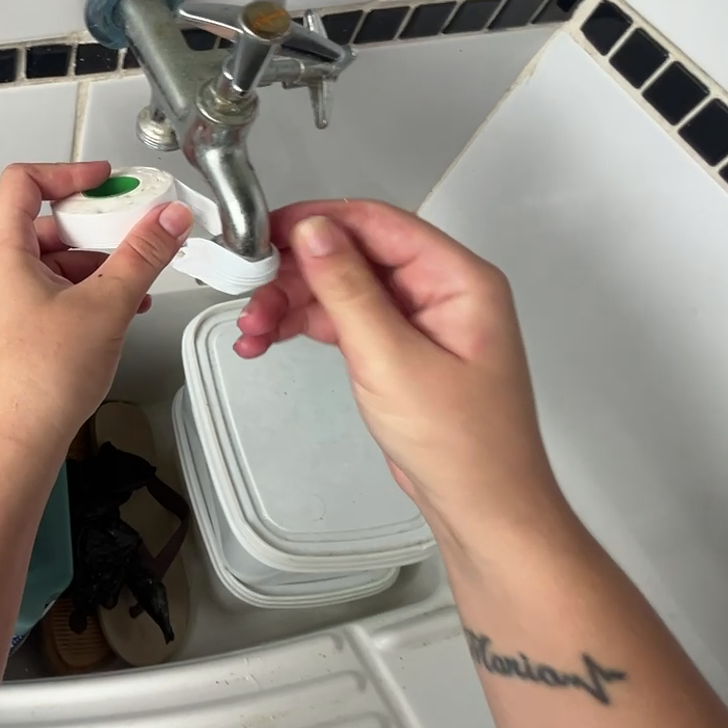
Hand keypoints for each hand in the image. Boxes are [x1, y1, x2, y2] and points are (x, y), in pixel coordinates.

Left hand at [0, 162, 192, 461]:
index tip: (105, 181)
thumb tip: (168, 218)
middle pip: (47, 224)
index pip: (22, 184)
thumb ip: (142, 255)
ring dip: (100, 262)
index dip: (65, 172)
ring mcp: (8, 303)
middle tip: (138, 230)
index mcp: (5, 253)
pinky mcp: (21, 331)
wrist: (15, 444)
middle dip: (97, 225)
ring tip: (141, 276)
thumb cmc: (40, 379)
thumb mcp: (106, 305)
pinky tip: (125, 307)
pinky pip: (57, 293)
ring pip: (57, 262)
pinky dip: (90, 291)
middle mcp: (0, 274)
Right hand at [234, 200, 566, 544]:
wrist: (477, 508)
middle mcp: (433, 287)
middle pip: (347, 255)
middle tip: (250, 296)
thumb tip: (312, 229)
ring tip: (251, 330)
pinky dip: (298, 325)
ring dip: (286, 303)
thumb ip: (347, 288)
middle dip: (292, 275)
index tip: (264, 231)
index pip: (375, 223)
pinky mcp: (389, 342)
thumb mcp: (390, 357)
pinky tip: (265, 340)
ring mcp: (409, 316)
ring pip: (333, 286)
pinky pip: (334, 317)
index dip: (316, 220)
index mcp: (454, 278)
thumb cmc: (458, 441)